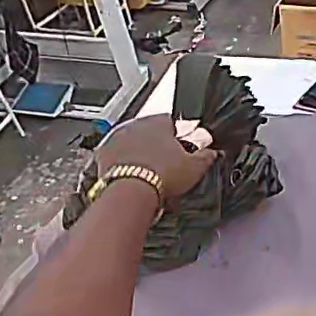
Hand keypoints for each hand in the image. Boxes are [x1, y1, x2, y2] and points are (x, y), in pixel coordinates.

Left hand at [96, 116, 216, 208]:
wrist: (131, 192)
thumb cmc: (161, 176)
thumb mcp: (194, 167)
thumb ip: (206, 156)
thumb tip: (212, 152)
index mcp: (158, 122)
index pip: (172, 122)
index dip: (180, 138)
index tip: (182, 151)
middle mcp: (135, 125)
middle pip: (150, 133)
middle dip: (158, 147)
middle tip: (167, 167)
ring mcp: (117, 139)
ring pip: (132, 144)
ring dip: (140, 155)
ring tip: (150, 176)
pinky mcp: (104, 155)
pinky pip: (117, 158)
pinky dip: (124, 166)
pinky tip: (134, 179)